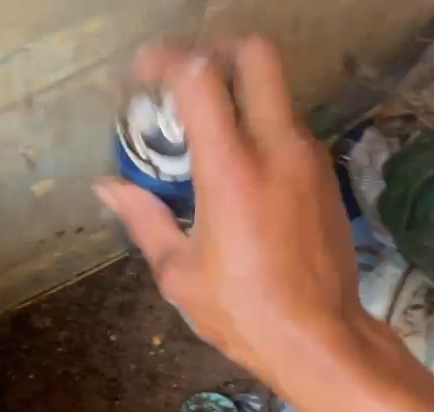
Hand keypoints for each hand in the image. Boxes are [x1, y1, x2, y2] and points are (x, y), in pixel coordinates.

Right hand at [95, 38, 384, 389]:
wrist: (318, 338)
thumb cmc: (242, 313)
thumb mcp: (179, 274)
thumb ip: (144, 220)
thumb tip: (107, 187)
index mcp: (231, 172)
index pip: (200, 77)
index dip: (166, 61)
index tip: (144, 75)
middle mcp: (277, 149)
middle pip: (256, 55)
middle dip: (216, 51)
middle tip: (187, 79)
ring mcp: (309, 158)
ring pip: (276, 93)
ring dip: (241, 97)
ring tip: (209, 136)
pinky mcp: (326, 176)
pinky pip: (290, 130)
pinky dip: (262, 131)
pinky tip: (242, 171)